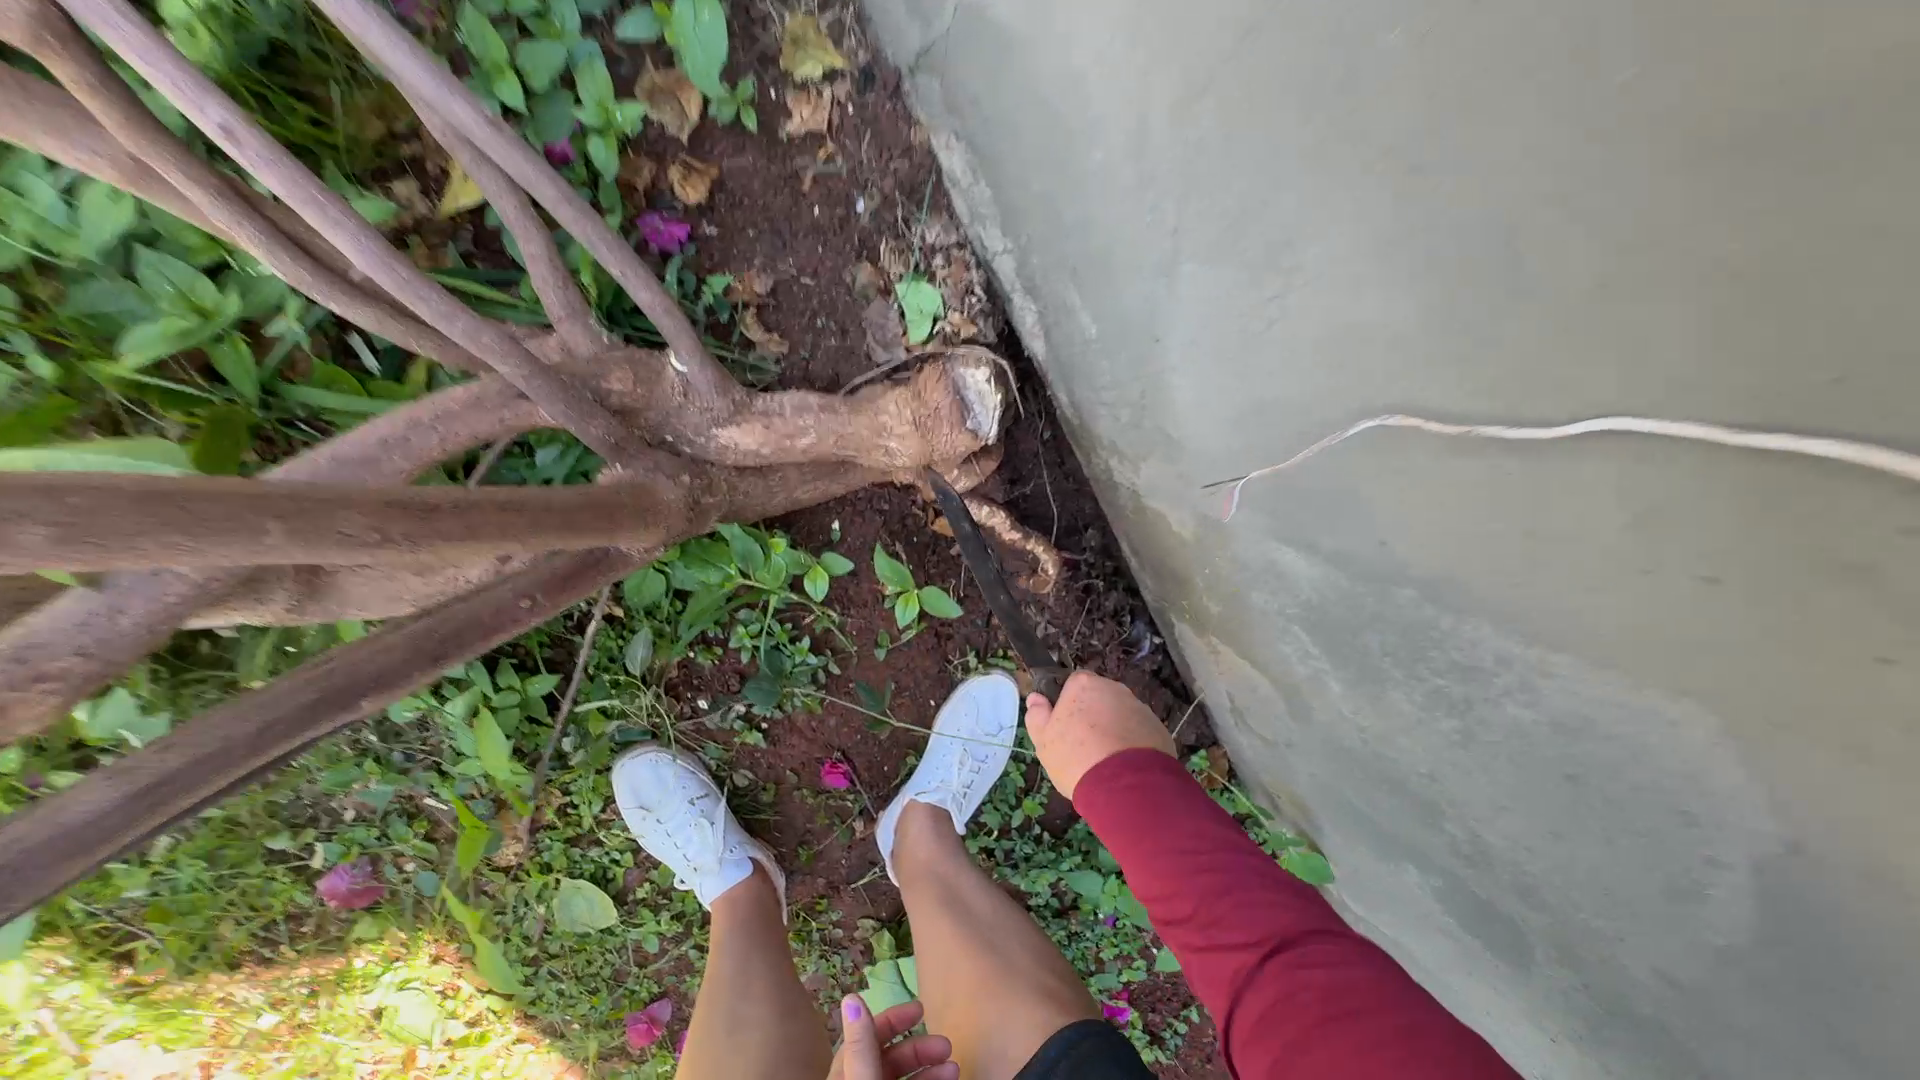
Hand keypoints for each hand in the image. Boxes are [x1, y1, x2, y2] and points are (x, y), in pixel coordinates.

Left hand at [828, 995, 957, 1079]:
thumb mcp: (864, 1078)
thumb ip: (861, 1044)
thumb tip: (852, 996)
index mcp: (846, 1071)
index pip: (869, 1036)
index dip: (894, 1019)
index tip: (921, 1010)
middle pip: (891, 1058)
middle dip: (921, 1048)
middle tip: (946, 1046)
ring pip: (905, 1078)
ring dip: (931, 1070)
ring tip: (954, 1070)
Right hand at [1025, 671, 1174, 799]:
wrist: (1125, 786)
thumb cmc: (1076, 758)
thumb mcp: (1044, 741)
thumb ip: (1037, 716)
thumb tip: (1035, 698)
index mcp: (1084, 685)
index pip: (1074, 684)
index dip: (1068, 705)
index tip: (1065, 728)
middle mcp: (1115, 689)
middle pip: (1099, 699)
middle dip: (1093, 717)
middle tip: (1083, 747)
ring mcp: (1140, 708)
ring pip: (1121, 716)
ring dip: (1114, 731)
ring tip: (1106, 762)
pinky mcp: (1158, 729)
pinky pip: (1139, 733)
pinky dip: (1132, 745)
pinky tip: (1125, 767)